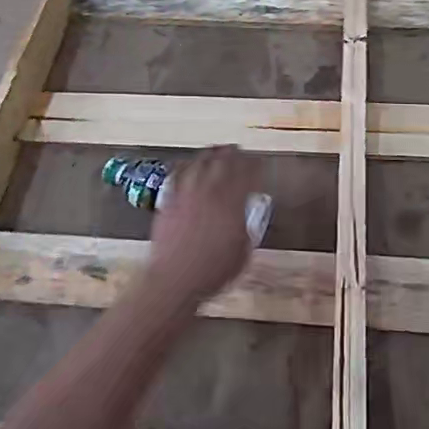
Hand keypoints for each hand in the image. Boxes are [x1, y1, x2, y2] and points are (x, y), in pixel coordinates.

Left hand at [142, 146, 257, 311]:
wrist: (175, 279)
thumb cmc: (212, 272)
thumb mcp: (242, 252)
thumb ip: (247, 230)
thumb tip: (247, 219)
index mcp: (232, 204)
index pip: (247, 175)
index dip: (254, 166)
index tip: (258, 163)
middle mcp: (210, 193)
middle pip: (223, 163)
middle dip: (234, 154)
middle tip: (239, 150)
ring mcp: (187, 195)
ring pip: (200, 164)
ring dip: (210, 154)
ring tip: (216, 150)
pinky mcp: (169, 201)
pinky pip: (177, 175)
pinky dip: (185, 166)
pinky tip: (187, 164)